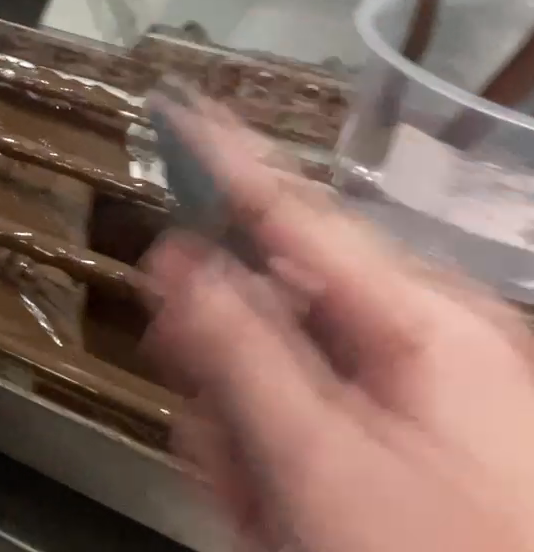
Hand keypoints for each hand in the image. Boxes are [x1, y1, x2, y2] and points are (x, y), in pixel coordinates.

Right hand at [142, 97, 533, 551]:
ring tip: (256, 485)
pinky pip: (291, 389)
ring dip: (234, 413)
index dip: (222, 154)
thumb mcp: (313, 450)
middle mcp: (421, 334)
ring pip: (264, 350)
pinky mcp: (402, 412)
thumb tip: (173, 251)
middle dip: (215, 358)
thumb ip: (233, 338)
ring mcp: (414, 375)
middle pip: (260, 295)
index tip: (176, 105)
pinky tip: (274, 490)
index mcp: (421, 324)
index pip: (288, 208)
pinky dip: (262, 434)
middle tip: (212, 420)